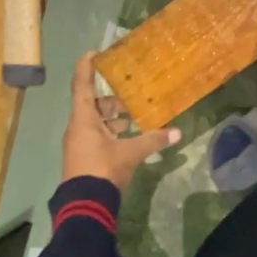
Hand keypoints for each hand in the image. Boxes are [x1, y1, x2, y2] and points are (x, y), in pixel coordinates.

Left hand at [62, 53, 180, 190]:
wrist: (85, 204)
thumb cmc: (103, 169)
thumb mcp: (131, 153)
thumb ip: (153, 140)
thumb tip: (177, 132)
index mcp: (83, 119)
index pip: (82, 85)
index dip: (86, 67)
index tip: (94, 52)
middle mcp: (78, 127)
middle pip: (92, 104)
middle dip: (112, 99)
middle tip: (131, 93)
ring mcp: (80, 143)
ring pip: (96, 122)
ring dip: (113, 118)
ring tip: (135, 116)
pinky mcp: (85, 156)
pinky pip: (97, 136)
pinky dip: (112, 132)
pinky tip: (129, 137)